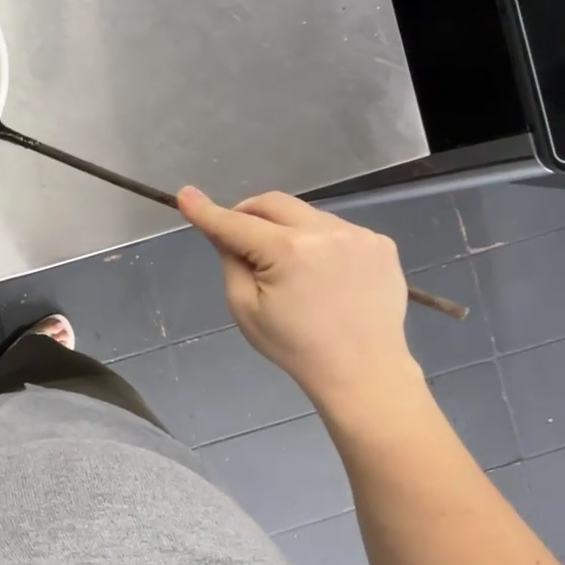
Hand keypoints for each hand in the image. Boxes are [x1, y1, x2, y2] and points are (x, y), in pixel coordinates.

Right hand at [177, 186, 418, 406]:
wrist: (362, 369)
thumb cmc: (293, 345)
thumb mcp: (245, 307)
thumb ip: (231, 261)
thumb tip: (219, 229)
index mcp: (288, 251)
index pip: (236, 223)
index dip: (207, 211)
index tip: (185, 195)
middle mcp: (326, 232)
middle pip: (273, 204)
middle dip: (248, 214)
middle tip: (236, 238)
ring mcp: (359, 235)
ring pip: (305, 215)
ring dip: (284, 229)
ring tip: (285, 268)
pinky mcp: (380, 244)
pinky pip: (334, 230)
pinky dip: (315, 242)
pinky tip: (319, 275)